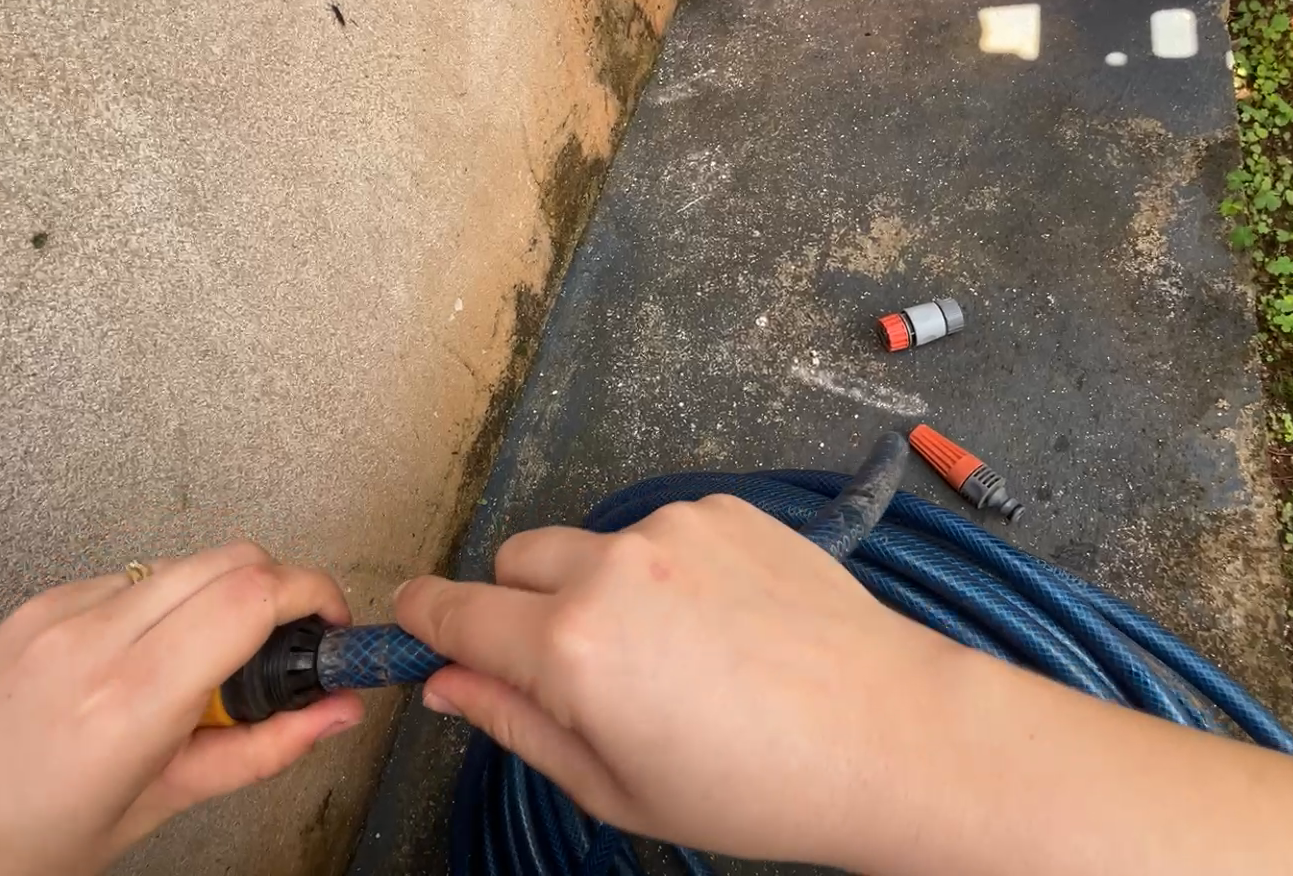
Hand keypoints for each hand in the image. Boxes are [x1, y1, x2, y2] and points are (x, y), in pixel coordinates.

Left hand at [0, 542, 364, 875]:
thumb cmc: (15, 856)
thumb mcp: (157, 808)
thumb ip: (265, 749)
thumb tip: (341, 712)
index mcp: (126, 703)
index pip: (252, 596)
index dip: (314, 593)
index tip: (331, 623)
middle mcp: (92, 640)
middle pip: (237, 557)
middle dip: (285, 586)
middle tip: (289, 640)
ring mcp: (59, 612)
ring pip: (195, 559)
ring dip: (232, 590)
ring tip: (217, 656)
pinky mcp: (39, 601)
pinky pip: (143, 574)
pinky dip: (177, 599)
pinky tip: (153, 654)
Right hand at [393, 495, 963, 868]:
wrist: (884, 728)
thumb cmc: (749, 785)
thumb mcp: (614, 783)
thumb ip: (514, 721)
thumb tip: (446, 681)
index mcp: (573, 644)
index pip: (458, 610)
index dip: (423, 613)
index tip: (408, 614)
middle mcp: (612, 565)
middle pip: (517, 558)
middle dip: (519, 601)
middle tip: (574, 654)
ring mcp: (670, 525)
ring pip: (593, 543)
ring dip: (603, 584)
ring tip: (677, 642)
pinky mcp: (719, 506)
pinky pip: (662, 530)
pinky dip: (668, 565)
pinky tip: (724, 611)